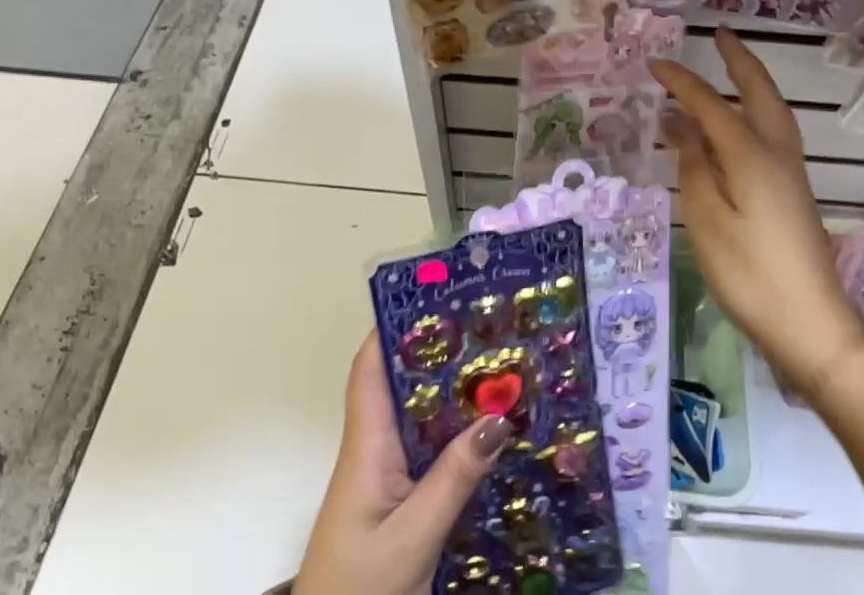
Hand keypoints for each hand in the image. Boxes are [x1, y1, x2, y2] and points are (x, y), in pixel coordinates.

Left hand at [296, 334, 511, 594]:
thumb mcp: (415, 534)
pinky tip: (489, 434)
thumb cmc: (362, 586)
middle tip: (487, 331)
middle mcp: (373, 453)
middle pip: (400, 389)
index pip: (370, 372)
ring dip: (451, 396)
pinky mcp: (397, 502)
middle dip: (437, 357)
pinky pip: (427, 453)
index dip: (392, 330)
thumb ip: (454, 478)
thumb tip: (498, 418)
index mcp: (367, 448)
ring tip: (500, 371)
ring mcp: (384, 479)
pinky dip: (455, 436)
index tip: (431, 298)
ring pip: (418, 421)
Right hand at [652, 29, 863, 391]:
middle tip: (721, 34)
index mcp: (751, 155)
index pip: (711, 105)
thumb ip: (693, 168)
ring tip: (731, 67)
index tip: (654, 64)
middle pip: (760, 93)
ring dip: (752, 83)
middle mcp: (777, 154)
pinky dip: (754, 113)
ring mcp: (791, 174)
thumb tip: (680, 126)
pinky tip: (738, 127)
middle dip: (740, 61)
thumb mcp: (706, 221)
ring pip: (773, 112)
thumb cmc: (749, 274)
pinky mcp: (794, 194)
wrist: (810, 323)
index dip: (683, 82)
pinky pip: (773, 134)